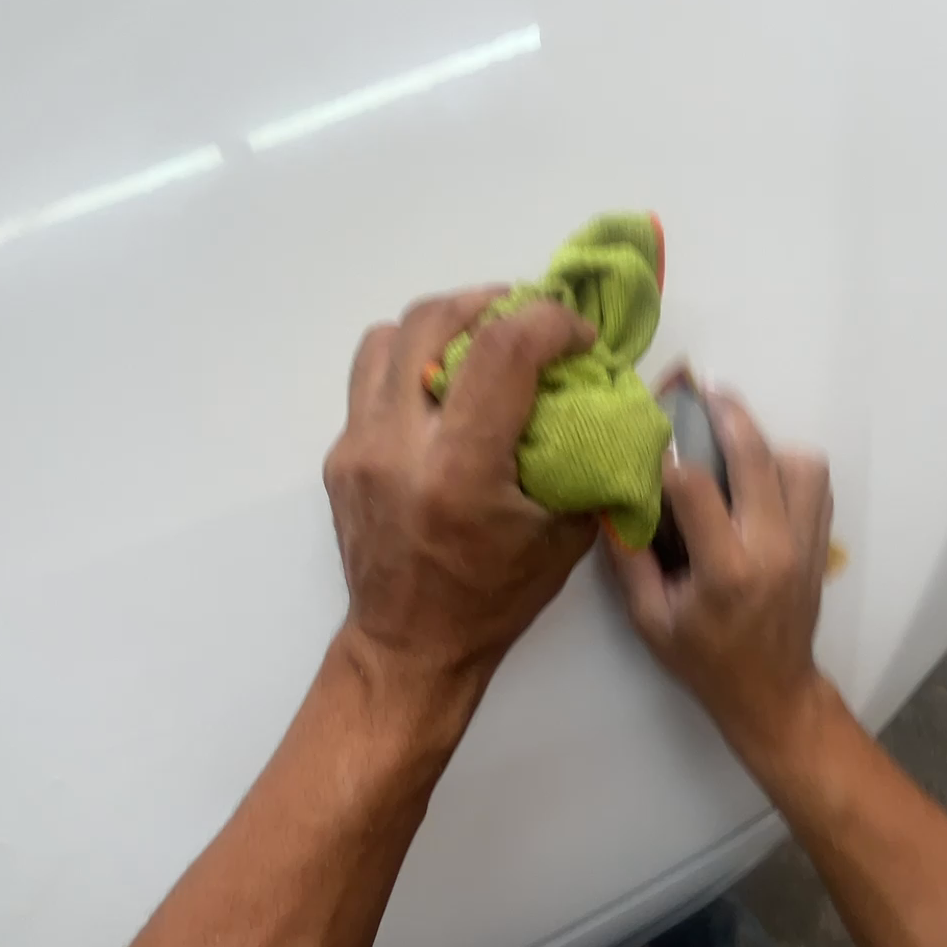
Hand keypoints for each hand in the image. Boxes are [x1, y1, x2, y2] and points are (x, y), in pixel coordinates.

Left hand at [324, 289, 599, 727]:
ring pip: (387, 338)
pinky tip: (442, 393)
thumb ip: (587, 462)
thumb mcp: (563, 539)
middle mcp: (397, 445)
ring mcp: (357, 447)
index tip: (578, 335)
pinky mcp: (339, 457)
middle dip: (491, 301)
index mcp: (460, 469)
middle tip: (527, 317)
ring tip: (478, 343)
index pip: (503, 349)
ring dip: (441, 325)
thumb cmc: (494, 600)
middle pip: (432, 319)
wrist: (408, 645)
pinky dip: (411, 364)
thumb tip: (608, 403)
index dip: (551, 321)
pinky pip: (369, 378)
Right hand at [604, 393, 833, 769]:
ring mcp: (806, 544)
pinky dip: (790, 464)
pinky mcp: (821, 544)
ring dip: (767, 442)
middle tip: (706, 390)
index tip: (651, 445)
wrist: (771, 690)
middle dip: (728, 416)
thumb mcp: (649, 619)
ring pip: (801, 463)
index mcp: (726, 570)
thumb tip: (609, 504)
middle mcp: (773, 548)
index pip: (697, 488)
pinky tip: (762, 468)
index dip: (668, 460)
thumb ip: (628, 560)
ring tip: (735, 437)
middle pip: (758, 458)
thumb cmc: (703, 658)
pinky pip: (817, 483)